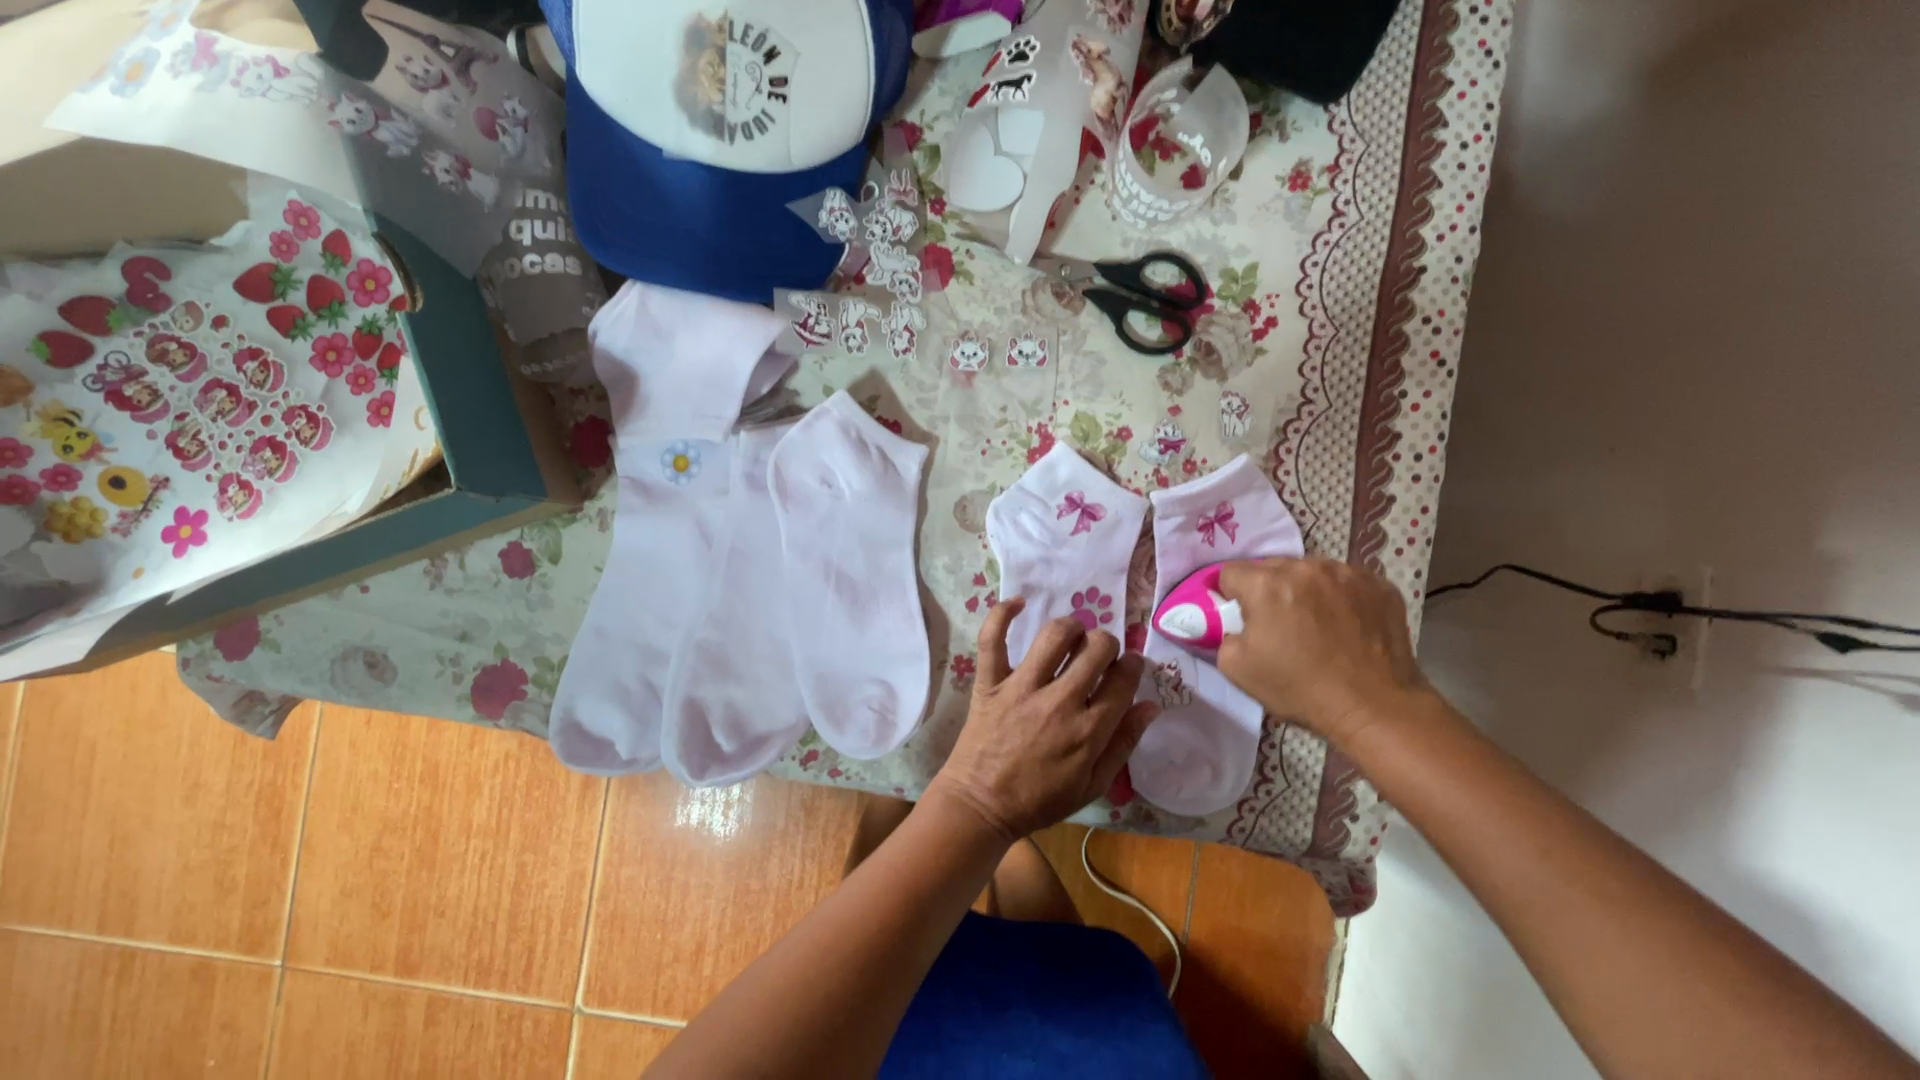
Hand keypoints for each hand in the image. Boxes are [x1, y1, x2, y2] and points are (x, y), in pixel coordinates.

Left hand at [927, 599, 1160, 840]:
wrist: (981, 806)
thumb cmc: (1039, 800)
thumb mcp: (1093, 785)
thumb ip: (1124, 743)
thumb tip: (1150, 705)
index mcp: (1089, 730)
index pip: (1124, 678)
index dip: (1132, 665)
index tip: (1128, 666)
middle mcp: (1060, 701)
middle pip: (1097, 648)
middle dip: (1106, 644)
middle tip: (1099, 656)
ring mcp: (1022, 688)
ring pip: (1055, 635)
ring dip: (1071, 628)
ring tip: (1071, 638)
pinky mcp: (990, 683)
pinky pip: (993, 639)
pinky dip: (1003, 614)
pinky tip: (1019, 603)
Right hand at [1216, 557, 1435, 746]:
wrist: (1374, 706)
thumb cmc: (1300, 688)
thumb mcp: (1237, 669)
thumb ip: (1224, 635)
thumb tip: (1235, 626)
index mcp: (1266, 585)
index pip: (1230, 572)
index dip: (1228, 594)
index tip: (1239, 616)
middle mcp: (1306, 568)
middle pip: (1272, 567)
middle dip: (1267, 589)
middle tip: (1277, 623)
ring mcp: (1347, 573)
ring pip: (1311, 571)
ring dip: (1305, 590)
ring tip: (1316, 623)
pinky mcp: (1379, 585)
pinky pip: (1346, 581)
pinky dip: (1339, 597)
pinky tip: (1346, 625)